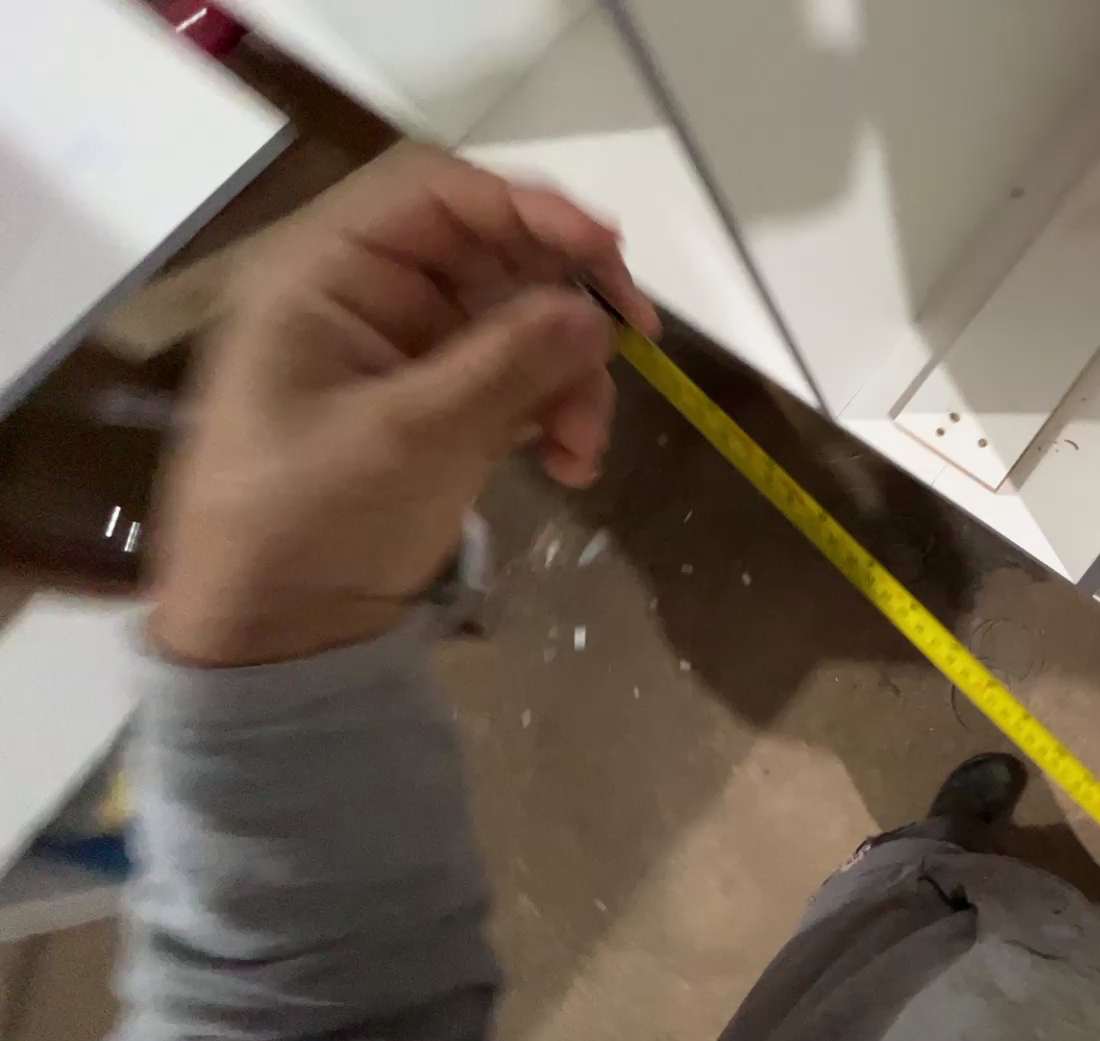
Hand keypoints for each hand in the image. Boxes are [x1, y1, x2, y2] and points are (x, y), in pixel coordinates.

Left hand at [149, 144, 658, 665]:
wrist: (295, 621)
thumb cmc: (315, 516)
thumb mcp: (414, 435)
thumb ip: (509, 365)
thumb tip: (599, 315)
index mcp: (338, 276)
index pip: (442, 198)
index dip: (531, 208)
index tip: (611, 251)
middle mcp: (389, 298)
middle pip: (508, 257)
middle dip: (576, 302)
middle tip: (640, 337)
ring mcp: (433, 352)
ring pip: (540, 327)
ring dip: (579, 383)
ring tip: (578, 450)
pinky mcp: (467, 401)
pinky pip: (541, 381)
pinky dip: (569, 417)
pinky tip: (569, 466)